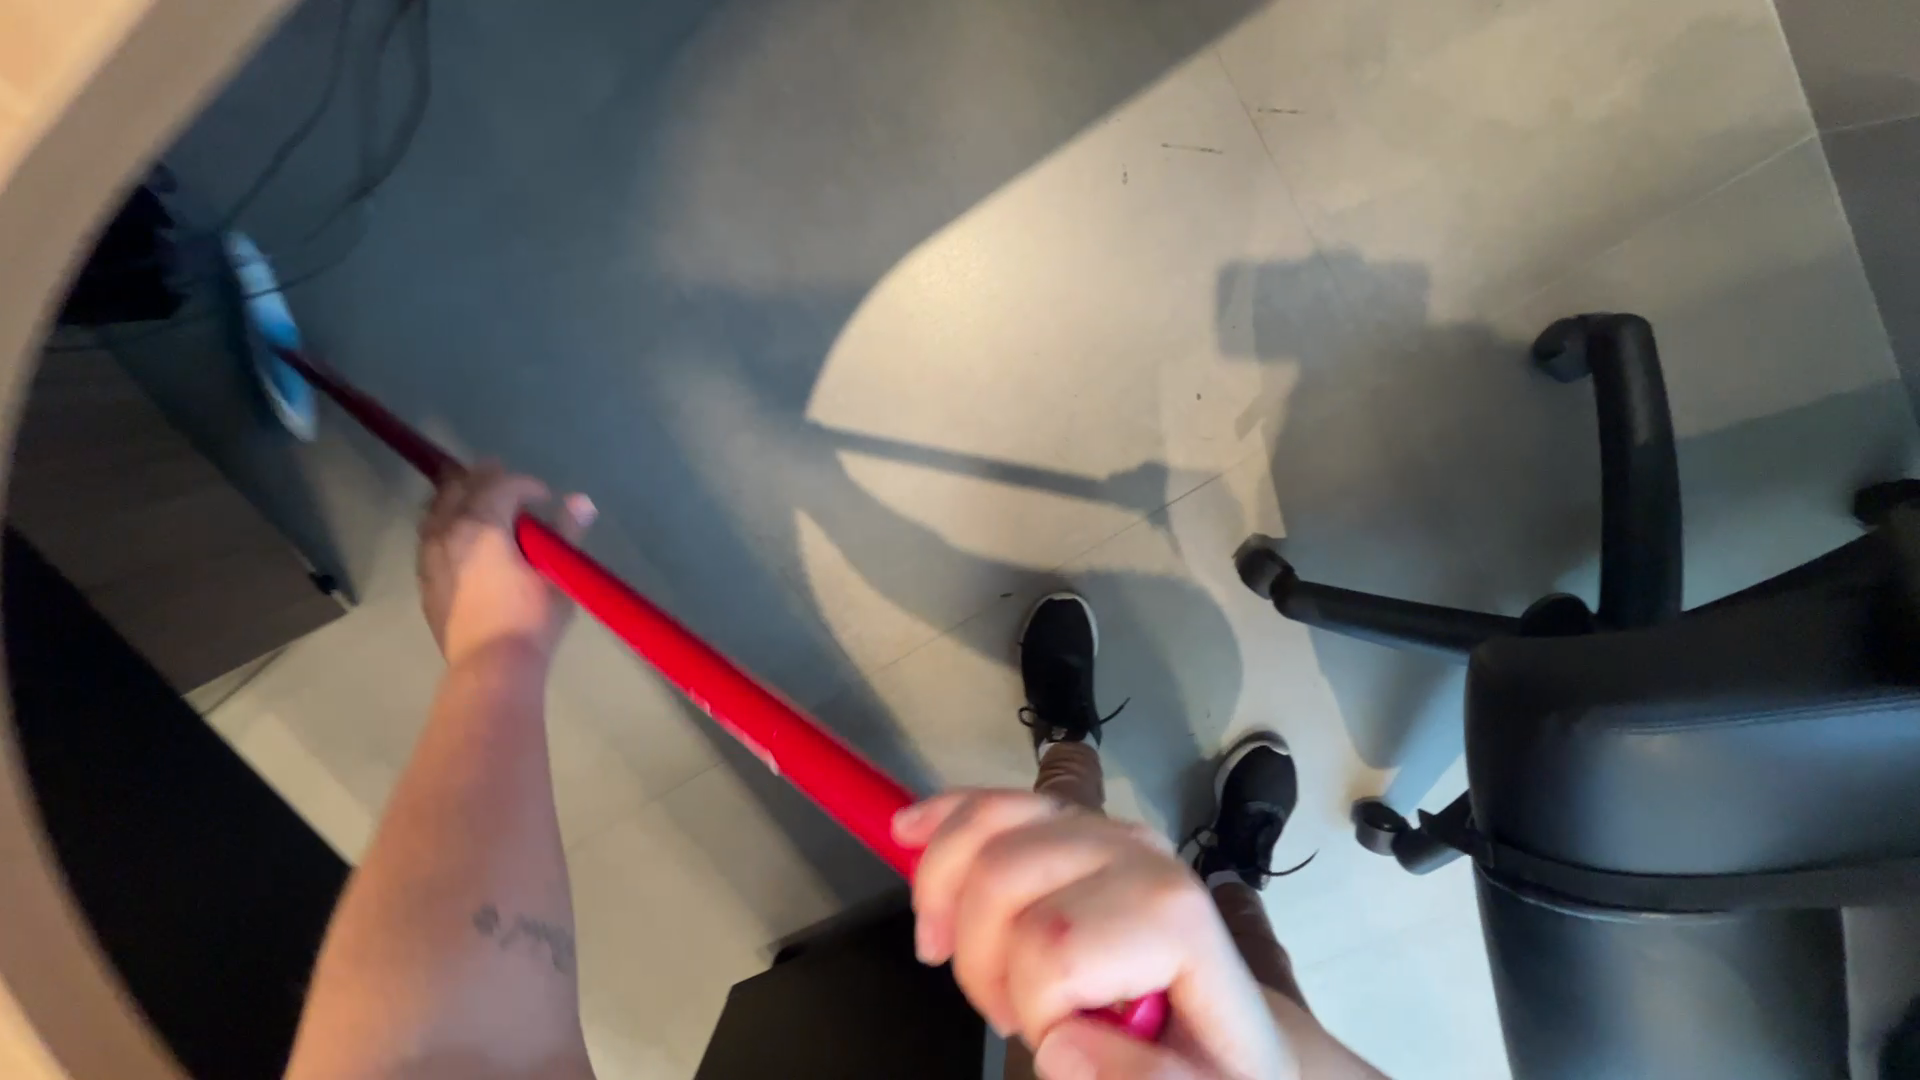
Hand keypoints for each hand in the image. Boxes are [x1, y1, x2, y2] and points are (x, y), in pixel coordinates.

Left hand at [417, 463, 595, 666]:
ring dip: (459, 499)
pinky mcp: (426, 580)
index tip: (545, 496)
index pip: (501, 486)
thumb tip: (581, 499)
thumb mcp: (559, 573)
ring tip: (479, 502)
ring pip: (437, 511)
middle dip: (484, 480)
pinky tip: (461, 538)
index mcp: (483, 526)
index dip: (525, 484)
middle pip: (460, 490)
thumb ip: (566, 533)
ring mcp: (431, 557)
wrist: (491, 664)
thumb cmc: (531, 617)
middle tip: (505, 481)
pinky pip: (431, 537)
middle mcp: (449, 533)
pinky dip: (447, 525)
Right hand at [894, 791, 1297, 1079]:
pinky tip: (907, 830)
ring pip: (984, 826)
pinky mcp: (1072, 818)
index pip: (1050, 948)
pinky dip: (943, 817)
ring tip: (957, 949)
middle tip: (1008, 1012)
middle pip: (1002, 879)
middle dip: (980, 959)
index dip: (1034, 1009)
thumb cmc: (1210, 1057)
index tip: (1058, 1046)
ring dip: (944, 892)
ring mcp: (1098, 825)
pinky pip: (992, 800)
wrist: (1228, 1016)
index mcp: (1169, 913)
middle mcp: (1133, 849)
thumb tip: (1060, 1046)